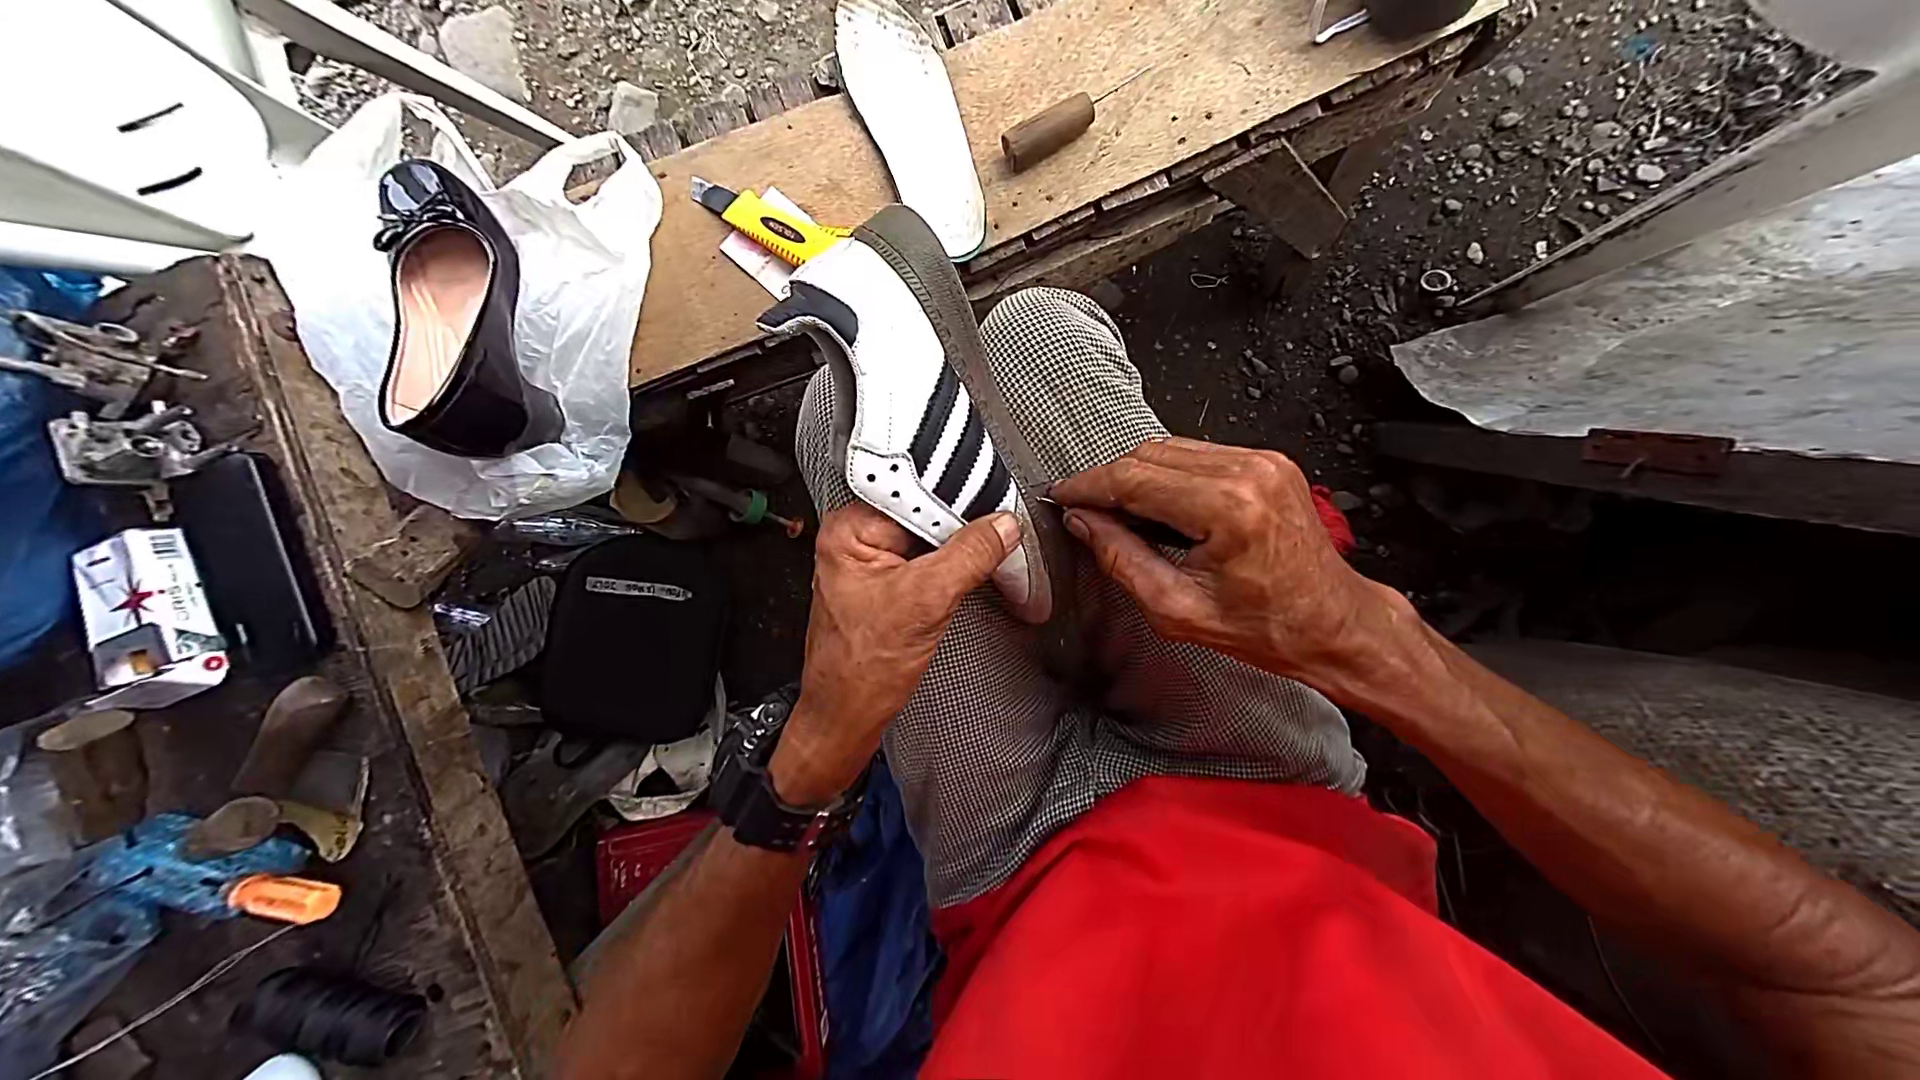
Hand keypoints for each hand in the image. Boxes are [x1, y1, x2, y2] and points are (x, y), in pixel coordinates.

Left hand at [770, 501, 1019, 805]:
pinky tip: (967, 572)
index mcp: (848, 530)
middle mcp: (854, 538)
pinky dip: (951, 563)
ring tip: (984, 553)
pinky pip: (926, 557)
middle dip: (960, 524)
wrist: (849, 714)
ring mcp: (871, 560)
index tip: (991, 506)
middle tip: (995, 530)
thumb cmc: (860, 669)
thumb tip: (1002, 527)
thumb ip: (969, 556)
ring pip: (927, 535)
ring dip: (959, 546)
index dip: (956, 498)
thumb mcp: (925, 602)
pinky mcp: (887, 580)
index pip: (913, 491)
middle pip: (922, 510)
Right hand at [1049, 437, 1405, 696]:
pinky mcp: (1266, 463)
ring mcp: (1262, 462)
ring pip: (1168, 448)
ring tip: (1120, 513)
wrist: (1332, 623)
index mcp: (1228, 509)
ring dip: (1134, 476)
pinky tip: (1157, 505)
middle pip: (1146, 455)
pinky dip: (1164, 474)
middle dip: (1107, 481)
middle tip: (1086, 511)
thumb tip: (1085, 523)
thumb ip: (1120, 558)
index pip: (1132, 478)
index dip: (1087, 486)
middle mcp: (1249, 473)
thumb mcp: (1176, 608)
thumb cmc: (1270, 626)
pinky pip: (1195, 453)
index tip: (1063, 496)